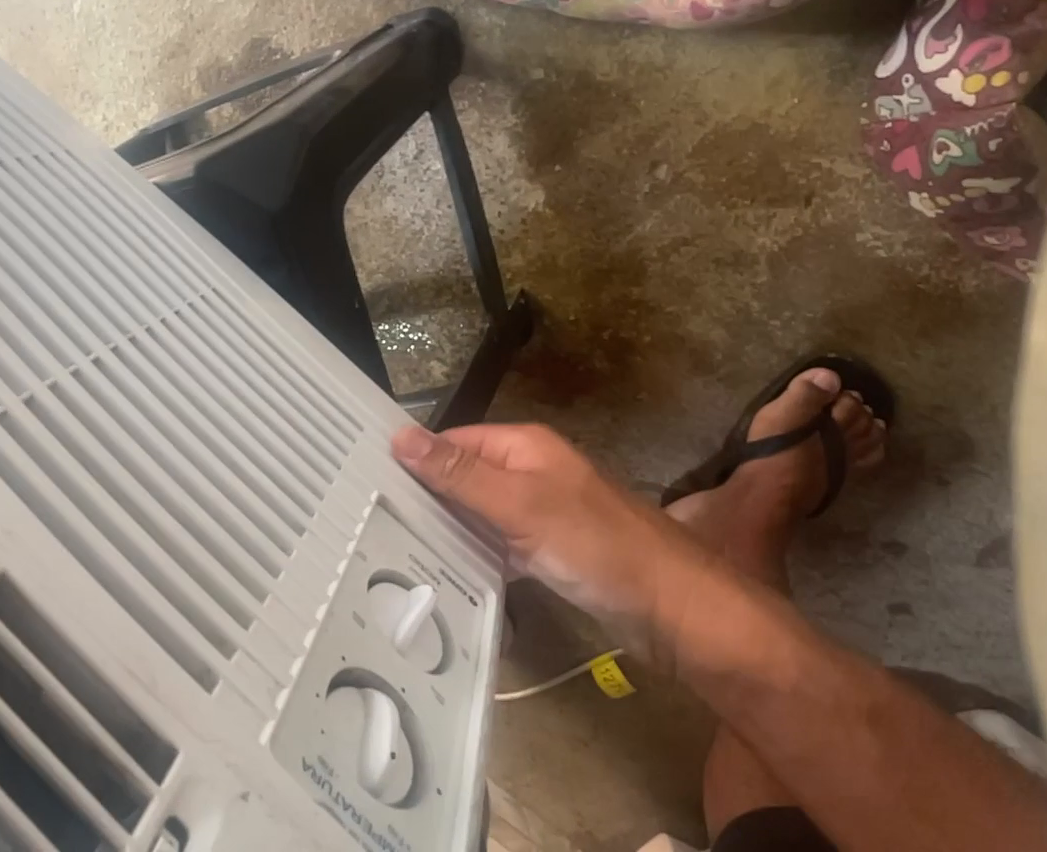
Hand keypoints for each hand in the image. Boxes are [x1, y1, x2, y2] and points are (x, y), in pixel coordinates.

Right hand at [390, 423, 715, 629]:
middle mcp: (530, 472)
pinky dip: (476, 554)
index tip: (369, 484)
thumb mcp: (520, 505)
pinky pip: (498, 544)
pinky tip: (447, 573)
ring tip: (397, 548)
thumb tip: (400, 436)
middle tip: (375, 521)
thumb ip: (459, 474)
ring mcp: (540, 513)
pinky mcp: (548, 551)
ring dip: (449, 528)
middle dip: (427, 497)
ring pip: (478, 513)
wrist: (677, 610)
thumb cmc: (597, 546)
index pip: (452, 442)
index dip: (414, 459)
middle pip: (463, 477)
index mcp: (524, 447)